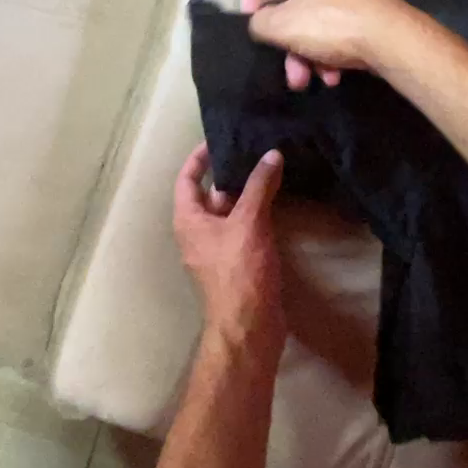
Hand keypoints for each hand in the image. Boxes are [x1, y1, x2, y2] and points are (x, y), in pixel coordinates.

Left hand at [173, 143, 285, 344]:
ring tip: (272, 166)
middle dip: (232, 172)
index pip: (187, 179)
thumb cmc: (238, 271)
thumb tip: (272, 154)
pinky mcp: (240, 263)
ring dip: (250, 193)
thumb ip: (259, 186)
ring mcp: (219, 249)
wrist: (249, 328)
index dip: (199, 158)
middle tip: (256, 148)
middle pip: (212, 193)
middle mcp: (199, 232)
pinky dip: (260, 213)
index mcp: (189, 220)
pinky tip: (281, 200)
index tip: (219, 139)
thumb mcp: (248, 222)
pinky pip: (246, 229)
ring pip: (232, 212)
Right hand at [241, 0, 418, 89]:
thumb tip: (260, 23)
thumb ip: (259, 22)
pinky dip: (328, 49)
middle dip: (283, 39)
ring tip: (308, 80)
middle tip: (283, 66)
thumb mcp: (282, 26)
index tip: (250, 22)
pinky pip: (335, 25)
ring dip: (305, 52)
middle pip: (289, 0)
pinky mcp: (366, 6)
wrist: (394, 39)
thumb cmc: (331, 23)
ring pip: (312, 18)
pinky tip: (333, 75)